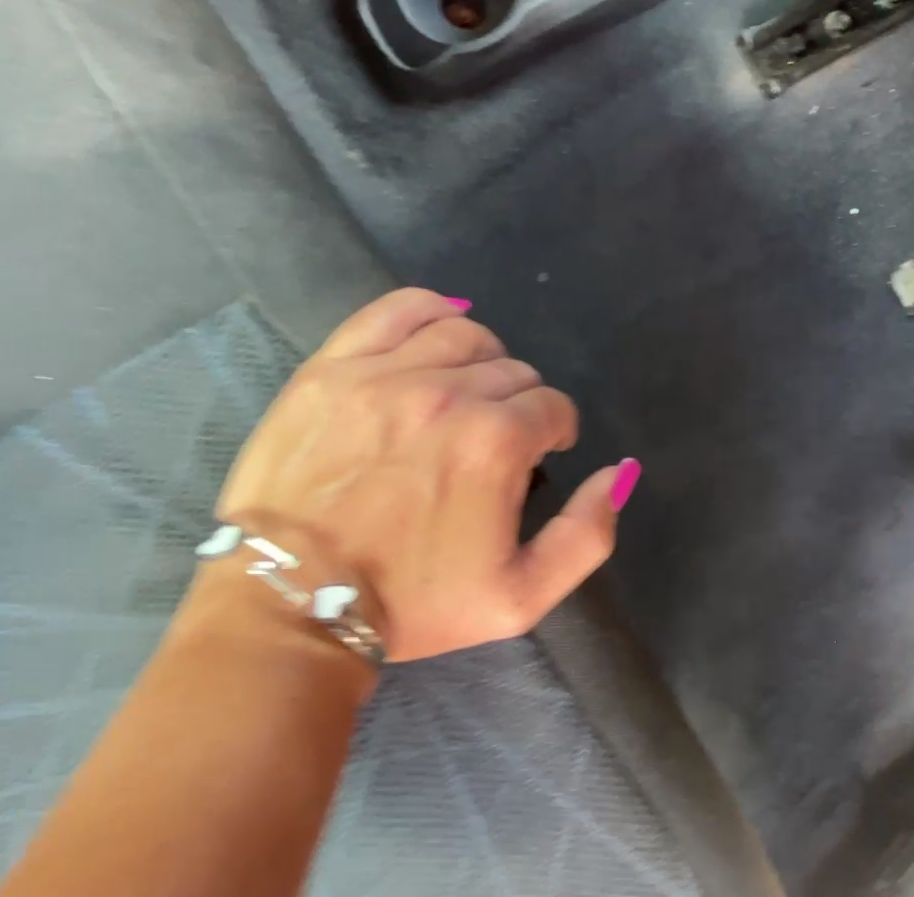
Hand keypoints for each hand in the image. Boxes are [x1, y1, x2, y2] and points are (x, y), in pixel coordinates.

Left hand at [213, 288, 638, 661]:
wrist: (292, 604)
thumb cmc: (413, 603)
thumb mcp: (521, 596)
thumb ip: (587, 534)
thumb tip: (621, 470)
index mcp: (497, 443)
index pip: (553, 408)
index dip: (554, 433)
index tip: (536, 458)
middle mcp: (448, 395)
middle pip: (514, 372)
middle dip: (518, 405)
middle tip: (493, 443)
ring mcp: (385, 374)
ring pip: (466, 335)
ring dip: (482, 362)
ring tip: (466, 394)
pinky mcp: (333, 367)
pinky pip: (398, 309)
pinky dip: (431, 311)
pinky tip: (436, 336)